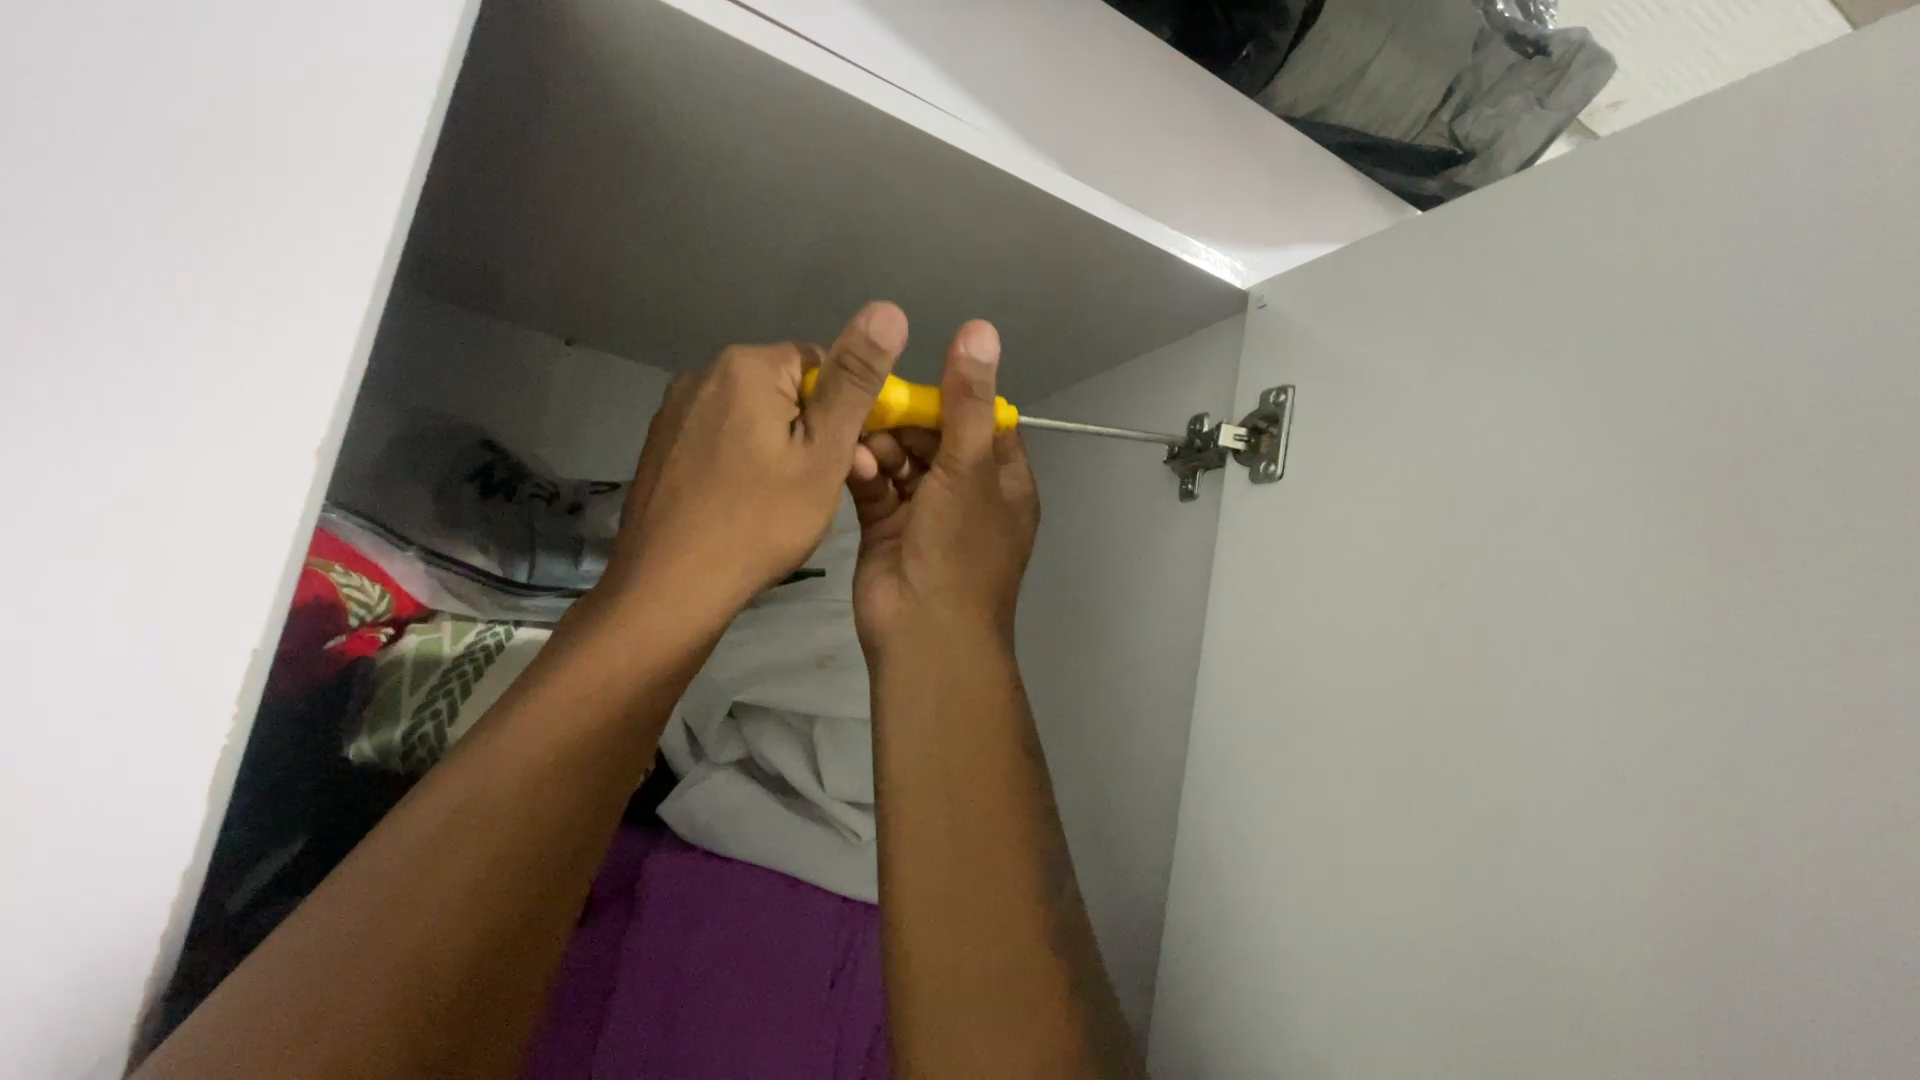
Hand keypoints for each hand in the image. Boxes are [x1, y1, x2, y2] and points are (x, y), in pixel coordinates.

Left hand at [603, 301, 907, 616]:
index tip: (848, 459)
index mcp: (748, 365)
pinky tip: (742, 504)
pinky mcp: (662, 444)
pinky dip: (741, 462)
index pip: (823, 365)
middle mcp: (704, 372)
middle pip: (786, 389)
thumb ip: (855, 381)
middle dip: (810, 431)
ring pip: (753, 416)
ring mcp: (676, 409)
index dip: (845, 413)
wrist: (670, 585)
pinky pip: (720, 438)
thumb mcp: (824, 454)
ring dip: (777, 448)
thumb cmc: (760, 521)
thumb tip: (888, 308)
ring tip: (780, 503)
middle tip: (818, 488)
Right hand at [848, 318, 1039, 654]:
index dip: (955, 396)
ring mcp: (927, 515)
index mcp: (1002, 482)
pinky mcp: (888, 530)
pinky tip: (848, 461)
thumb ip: (968, 401)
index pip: (984, 422)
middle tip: (874, 401)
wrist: (924, 633)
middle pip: (936, 438)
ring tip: (857, 434)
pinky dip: (863, 473)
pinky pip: (876, 489)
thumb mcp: (968, 468)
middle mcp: (967, 496)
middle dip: (906, 422)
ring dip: (880, 446)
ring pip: (902, 461)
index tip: (920, 375)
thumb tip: (981, 330)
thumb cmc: (959, 549)